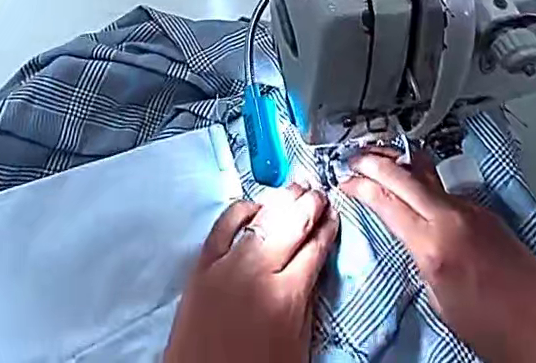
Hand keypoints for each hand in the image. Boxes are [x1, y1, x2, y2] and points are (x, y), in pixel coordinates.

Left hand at [164, 185, 338, 362]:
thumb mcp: (296, 348)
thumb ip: (305, 306)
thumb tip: (312, 271)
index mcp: (286, 298)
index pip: (313, 253)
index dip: (326, 232)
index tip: (334, 215)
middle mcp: (257, 273)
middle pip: (289, 228)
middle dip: (308, 207)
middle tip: (319, 192)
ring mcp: (226, 264)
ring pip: (259, 220)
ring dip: (280, 201)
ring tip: (295, 188)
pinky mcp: (201, 263)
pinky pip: (222, 225)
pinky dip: (239, 210)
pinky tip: (253, 203)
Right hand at [342, 153, 535, 362]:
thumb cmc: (493, 329)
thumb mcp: (436, 297)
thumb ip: (415, 255)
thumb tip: (400, 233)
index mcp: (432, 245)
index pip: (384, 198)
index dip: (359, 185)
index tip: (346, 182)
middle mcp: (450, 218)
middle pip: (400, 174)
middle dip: (372, 162)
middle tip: (353, 159)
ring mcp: (469, 210)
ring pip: (424, 173)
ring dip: (398, 165)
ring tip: (379, 161)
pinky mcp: (483, 212)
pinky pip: (444, 189)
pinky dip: (423, 184)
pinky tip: (417, 193)